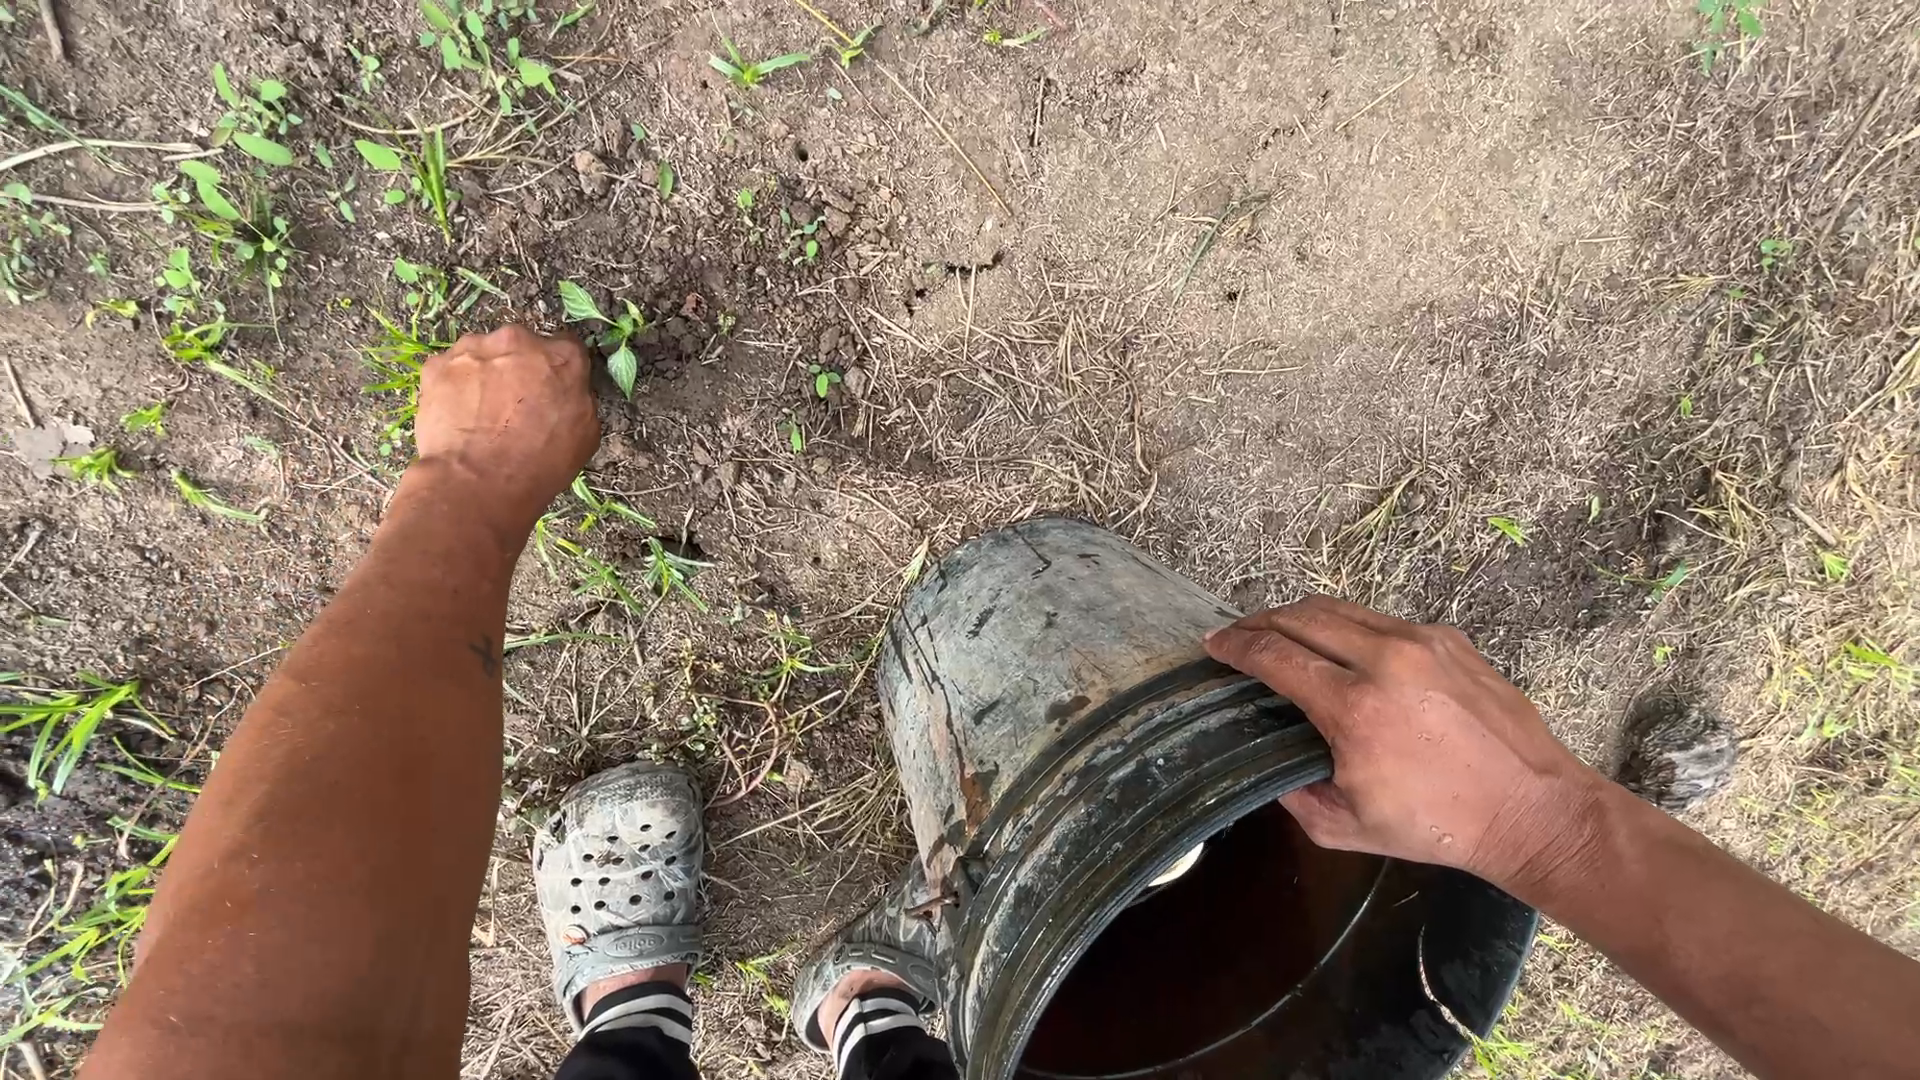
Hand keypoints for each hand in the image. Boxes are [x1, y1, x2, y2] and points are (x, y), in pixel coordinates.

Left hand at [410, 324, 599, 540]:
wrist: (479, 480)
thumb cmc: (542, 461)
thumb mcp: (587, 432)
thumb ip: (578, 397)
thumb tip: (567, 391)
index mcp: (562, 357)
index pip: (569, 348)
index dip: (563, 370)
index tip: (557, 388)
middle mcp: (517, 341)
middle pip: (522, 346)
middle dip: (522, 367)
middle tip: (519, 403)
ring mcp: (472, 350)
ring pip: (484, 355)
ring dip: (488, 374)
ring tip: (486, 412)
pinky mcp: (436, 365)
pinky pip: (452, 370)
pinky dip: (458, 386)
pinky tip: (463, 416)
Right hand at [1204, 596, 1604, 891]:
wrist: (1538, 812)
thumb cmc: (1438, 826)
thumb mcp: (1344, 827)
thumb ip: (1289, 792)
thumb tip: (1265, 763)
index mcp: (1354, 708)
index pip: (1274, 656)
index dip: (1235, 646)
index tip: (1213, 646)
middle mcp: (1385, 660)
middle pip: (1298, 617)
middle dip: (1256, 622)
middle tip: (1237, 635)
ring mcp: (1421, 641)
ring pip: (1336, 609)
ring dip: (1295, 617)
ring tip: (1278, 632)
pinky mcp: (1448, 638)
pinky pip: (1377, 619)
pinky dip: (1342, 626)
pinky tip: (1338, 646)